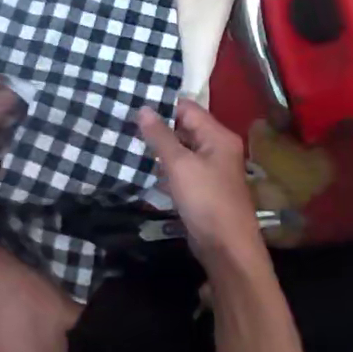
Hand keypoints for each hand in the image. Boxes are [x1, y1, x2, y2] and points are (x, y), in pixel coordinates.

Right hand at [136, 99, 264, 267]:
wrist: (227, 248)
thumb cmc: (206, 200)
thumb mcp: (179, 165)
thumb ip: (160, 136)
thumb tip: (143, 109)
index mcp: (218, 136)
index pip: (188, 107)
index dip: (162, 104)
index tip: (133, 103)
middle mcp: (218, 147)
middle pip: (185, 127)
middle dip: (158, 125)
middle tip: (125, 122)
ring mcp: (212, 169)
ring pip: (182, 149)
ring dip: (159, 146)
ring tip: (128, 140)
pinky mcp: (204, 188)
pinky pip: (182, 168)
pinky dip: (165, 166)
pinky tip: (142, 167)